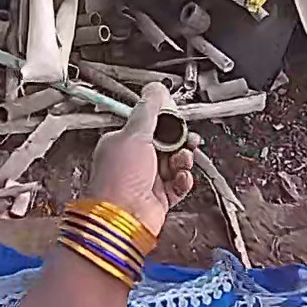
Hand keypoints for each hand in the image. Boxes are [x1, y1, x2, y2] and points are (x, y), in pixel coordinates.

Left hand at [84, 84, 195, 234]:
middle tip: (187, 140)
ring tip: (183, 161)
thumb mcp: (135, 135)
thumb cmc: (119, 178)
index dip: (165, 123)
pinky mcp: (159, 198)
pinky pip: (178, 185)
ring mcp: (146, 180)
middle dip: (179, 141)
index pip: (148, 125)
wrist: (123, 217)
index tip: (177, 119)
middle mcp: (133, 161)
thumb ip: (148, 111)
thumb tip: (155, 89)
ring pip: (174, 163)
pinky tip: (181, 178)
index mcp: (121, 143)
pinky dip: (183, 180)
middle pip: (165, 144)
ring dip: (183, 160)